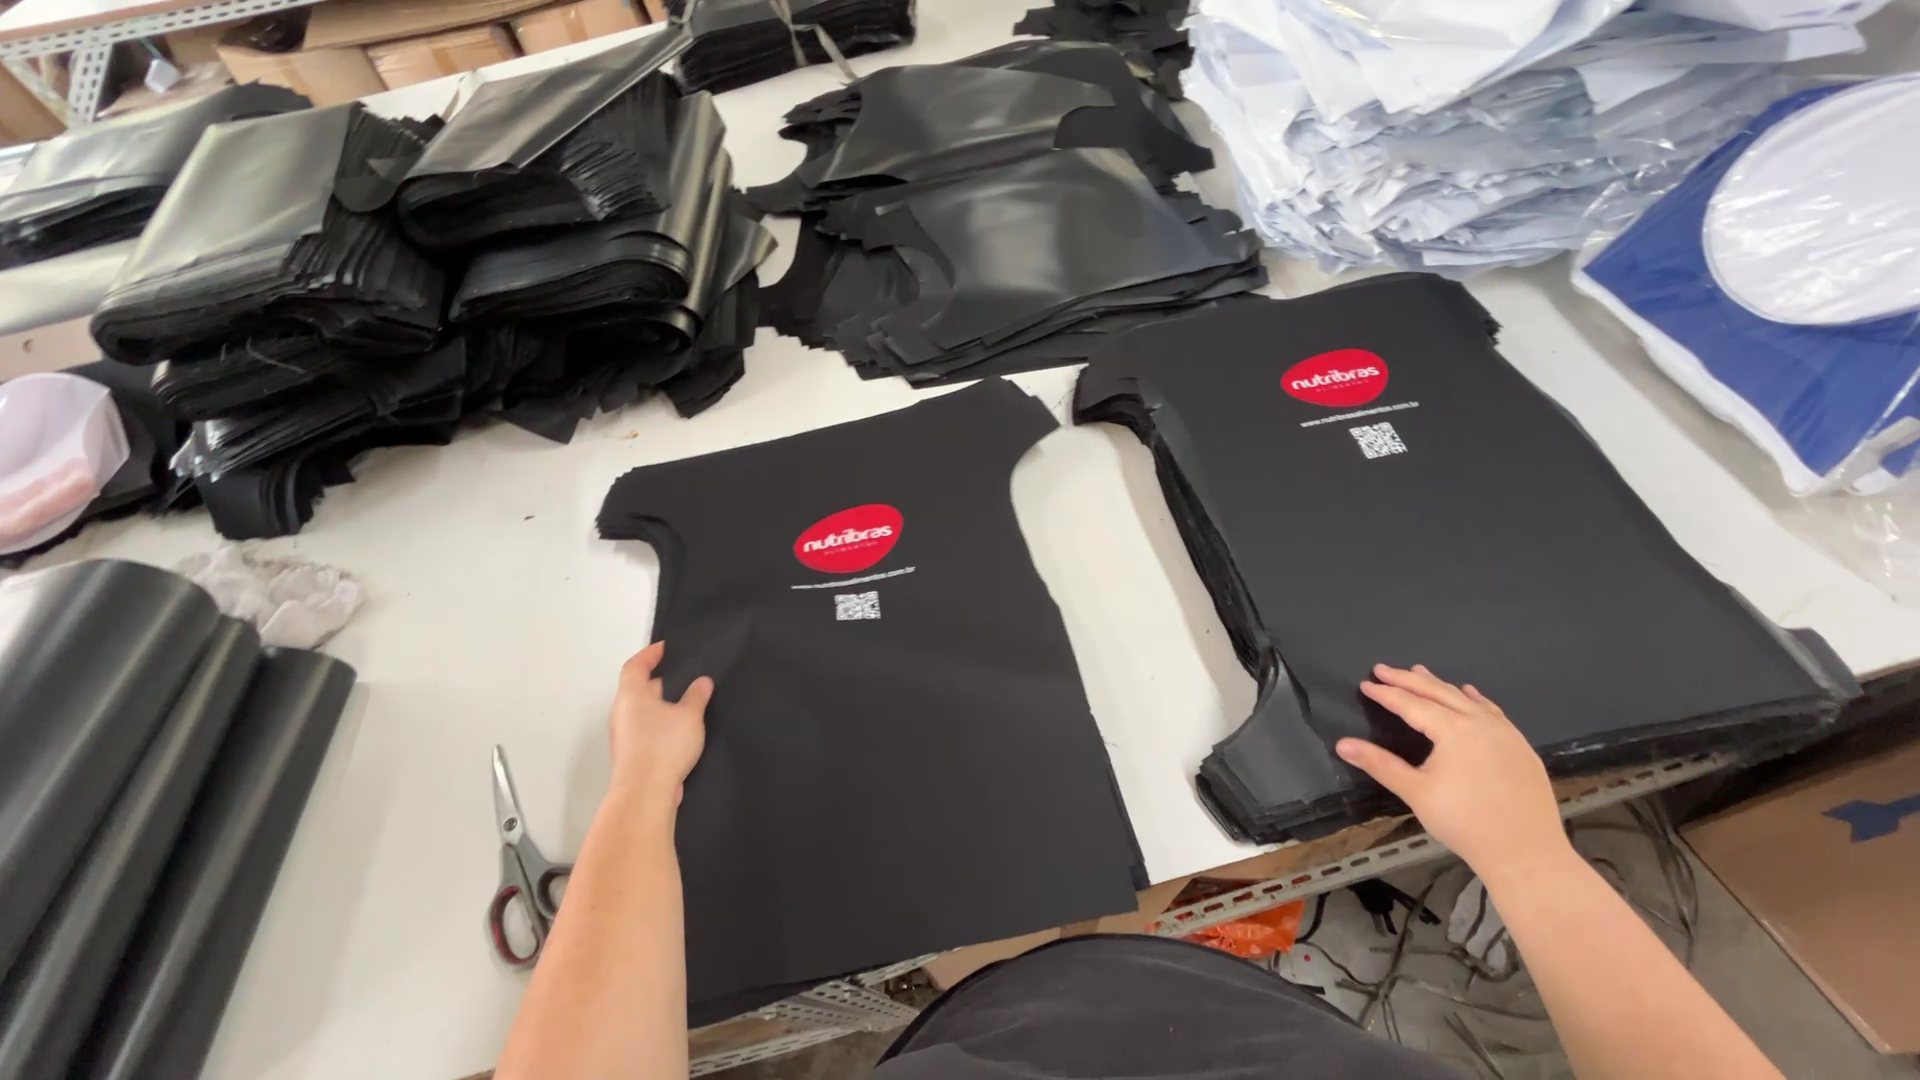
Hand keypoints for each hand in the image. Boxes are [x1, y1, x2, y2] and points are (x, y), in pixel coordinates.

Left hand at [607, 642, 713, 804]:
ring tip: (687, 701)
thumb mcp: (689, 716)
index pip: (635, 666)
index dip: (649, 654)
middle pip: (637, 688)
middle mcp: (622, 713)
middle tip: (682, 674)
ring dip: (661, 704)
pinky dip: (661, 723)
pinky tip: (681, 730)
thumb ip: (696, 695)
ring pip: (642, 711)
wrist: (644, 793)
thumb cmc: (664, 745)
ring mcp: (624, 735)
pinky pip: (646, 729)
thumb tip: (702, 681)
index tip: (666, 648)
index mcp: (631, 696)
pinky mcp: (631, 754)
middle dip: (659, 680)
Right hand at [1337, 664, 1573, 886]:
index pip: (1411, 704)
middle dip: (1408, 679)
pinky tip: (1469, 693)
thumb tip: (1342, 744)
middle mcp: (1480, 723)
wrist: (1527, 854)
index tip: (1365, 684)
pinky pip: (1493, 711)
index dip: (1386, 693)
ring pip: (1466, 699)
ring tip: (1419, 671)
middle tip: (1383, 669)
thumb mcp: (1415, 793)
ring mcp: (1505, 734)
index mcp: (1454, 731)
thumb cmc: (1465, 823)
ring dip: (1439, 684)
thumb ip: (1379, 764)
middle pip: (1438, 693)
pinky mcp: (1521, 747)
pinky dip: (1474, 699)